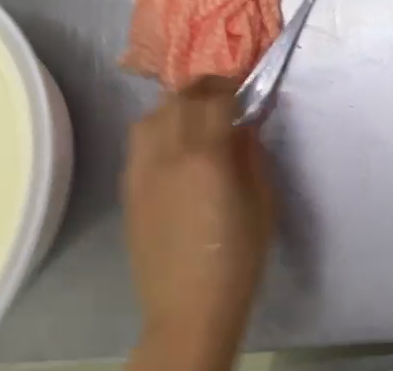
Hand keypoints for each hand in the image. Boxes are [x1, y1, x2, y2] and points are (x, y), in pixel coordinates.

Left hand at [123, 78, 272, 370]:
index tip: (246, 89)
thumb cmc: (238, 255)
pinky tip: (176, 146)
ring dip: (176, 106)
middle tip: (225, 95)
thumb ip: (251, 153)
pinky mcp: (129, 190)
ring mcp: (142, 171)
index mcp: (206, 155)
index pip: (215, 97)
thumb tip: (243, 124)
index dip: (232, 85)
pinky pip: (139, 143)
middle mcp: (168, 154)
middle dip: (204, 89)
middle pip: (180, 99)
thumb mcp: (262, 199)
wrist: (189, 307)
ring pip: (151, 116)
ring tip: (196, 117)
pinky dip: (158, 130)